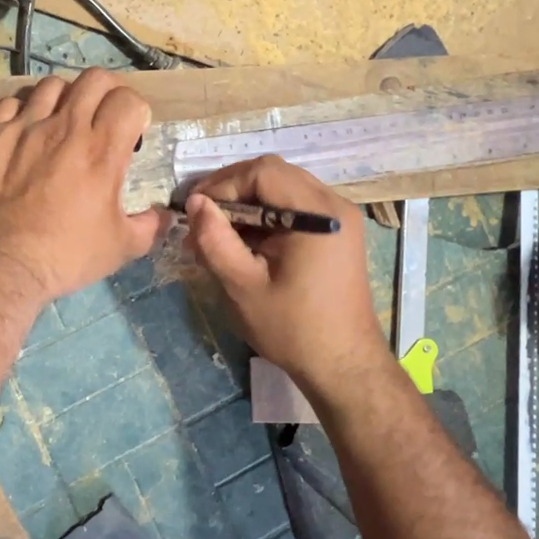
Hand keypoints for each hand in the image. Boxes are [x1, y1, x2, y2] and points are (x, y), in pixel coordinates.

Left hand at [0, 69, 172, 304]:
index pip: (129, 99)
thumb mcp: (122, 247)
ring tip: (60, 121)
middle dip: (106, 92)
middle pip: (94, 79)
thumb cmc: (67, 256)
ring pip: (51, 85)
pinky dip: (21, 112)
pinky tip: (22, 131)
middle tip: (102, 116)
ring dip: (64, 98)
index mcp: (101, 150)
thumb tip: (166, 215)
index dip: (136, 110)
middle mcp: (65, 127)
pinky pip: (9, 104)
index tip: (132, 131)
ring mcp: (25, 127)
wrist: (1, 264)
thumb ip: (150, 225)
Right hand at [183, 156, 387, 376]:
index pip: (262, 172)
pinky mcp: (336, 233)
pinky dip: (265, 215)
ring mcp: (339, 218)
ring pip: (282, 188)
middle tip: (201, 217)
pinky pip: (294, 206)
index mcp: (318, 213)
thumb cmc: (293, 328)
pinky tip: (244, 242)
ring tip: (217, 232)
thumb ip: (215, 239)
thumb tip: (195, 203)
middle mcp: (334, 205)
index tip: (194, 209)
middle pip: (273, 174)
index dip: (222, 183)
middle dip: (231, 190)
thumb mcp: (243, 285)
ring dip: (246, 203)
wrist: (344, 367)